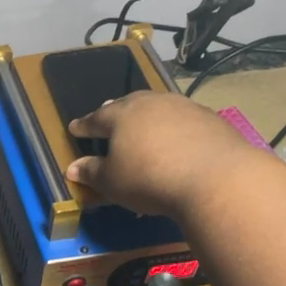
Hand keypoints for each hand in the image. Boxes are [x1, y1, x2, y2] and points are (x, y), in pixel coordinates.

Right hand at [64, 91, 260, 216]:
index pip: (96, 119)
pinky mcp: (208, 117)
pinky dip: (171, 125)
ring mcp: (182, 106)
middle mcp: (150, 103)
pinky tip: (173, 137)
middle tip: (107, 115)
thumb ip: (91, 172)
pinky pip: (180, 118)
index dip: (83, 126)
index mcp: (121, 116)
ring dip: (146, 115)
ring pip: (156, 106)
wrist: (213, 177)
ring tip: (141, 125)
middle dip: (115, 111)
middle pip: (127, 104)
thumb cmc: (148, 178)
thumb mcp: (111, 181)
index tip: (74, 127)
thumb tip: (72, 168)